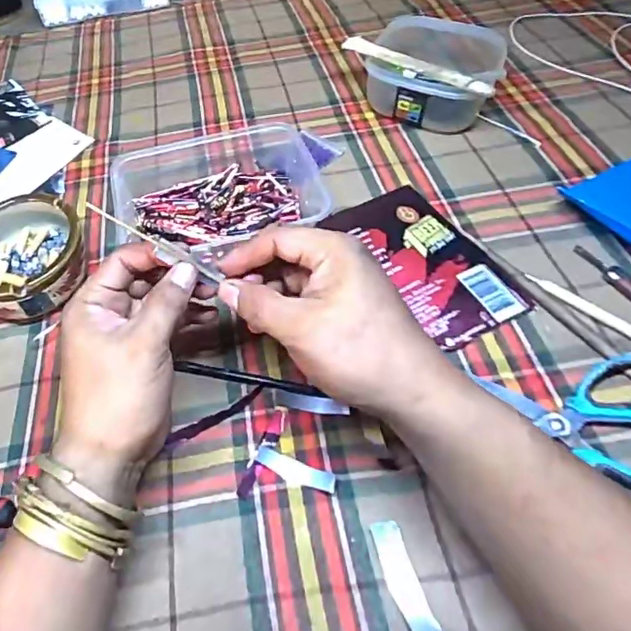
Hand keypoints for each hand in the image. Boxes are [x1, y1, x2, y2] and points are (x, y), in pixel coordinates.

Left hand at [53, 244, 202, 496]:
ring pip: (157, 303)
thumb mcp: (142, 342)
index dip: (154, 254)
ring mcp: (125, 332)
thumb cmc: (118, 393)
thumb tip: (187, 266)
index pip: (122, 262)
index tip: (190, 253)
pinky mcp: (143, 351)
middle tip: (212, 275)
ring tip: (216, 294)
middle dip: (175, 276)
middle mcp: (106, 312)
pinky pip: (164, 326)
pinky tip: (210, 316)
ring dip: (184, 298)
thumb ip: (165, 301)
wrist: (111, 453)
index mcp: (92, 303)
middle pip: (143, 280)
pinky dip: (185, 320)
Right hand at [215, 226, 445, 415]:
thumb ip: (256, 303)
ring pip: (293, 276)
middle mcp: (340, 255)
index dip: (242, 255)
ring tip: (249, 317)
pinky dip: (285, 305)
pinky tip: (271, 325)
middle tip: (230, 299)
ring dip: (268, 293)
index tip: (215, 275)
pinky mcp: (347, 301)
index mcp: (332, 248)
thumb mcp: (297, 327)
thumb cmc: (354, 352)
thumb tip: (223, 287)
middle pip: (284, 254)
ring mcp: (345, 279)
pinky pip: (306, 294)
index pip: (275, 238)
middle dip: (255, 275)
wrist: (414, 393)